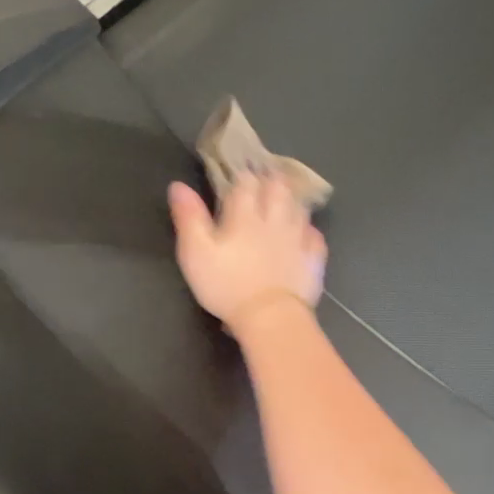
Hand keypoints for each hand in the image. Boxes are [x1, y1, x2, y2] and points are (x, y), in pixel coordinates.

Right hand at [168, 175, 326, 333]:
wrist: (270, 317)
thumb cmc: (227, 285)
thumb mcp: (196, 253)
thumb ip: (189, 218)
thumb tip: (178, 186)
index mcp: (245, 215)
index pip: (245, 183)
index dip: (241, 176)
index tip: (236, 177)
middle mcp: (275, 219)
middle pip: (277, 188)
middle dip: (270, 181)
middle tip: (264, 182)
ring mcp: (298, 238)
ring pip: (299, 208)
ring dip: (291, 201)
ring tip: (284, 203)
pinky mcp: (313, 259)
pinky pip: (315, 236)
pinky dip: (309, 231)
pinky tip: (304, 234)